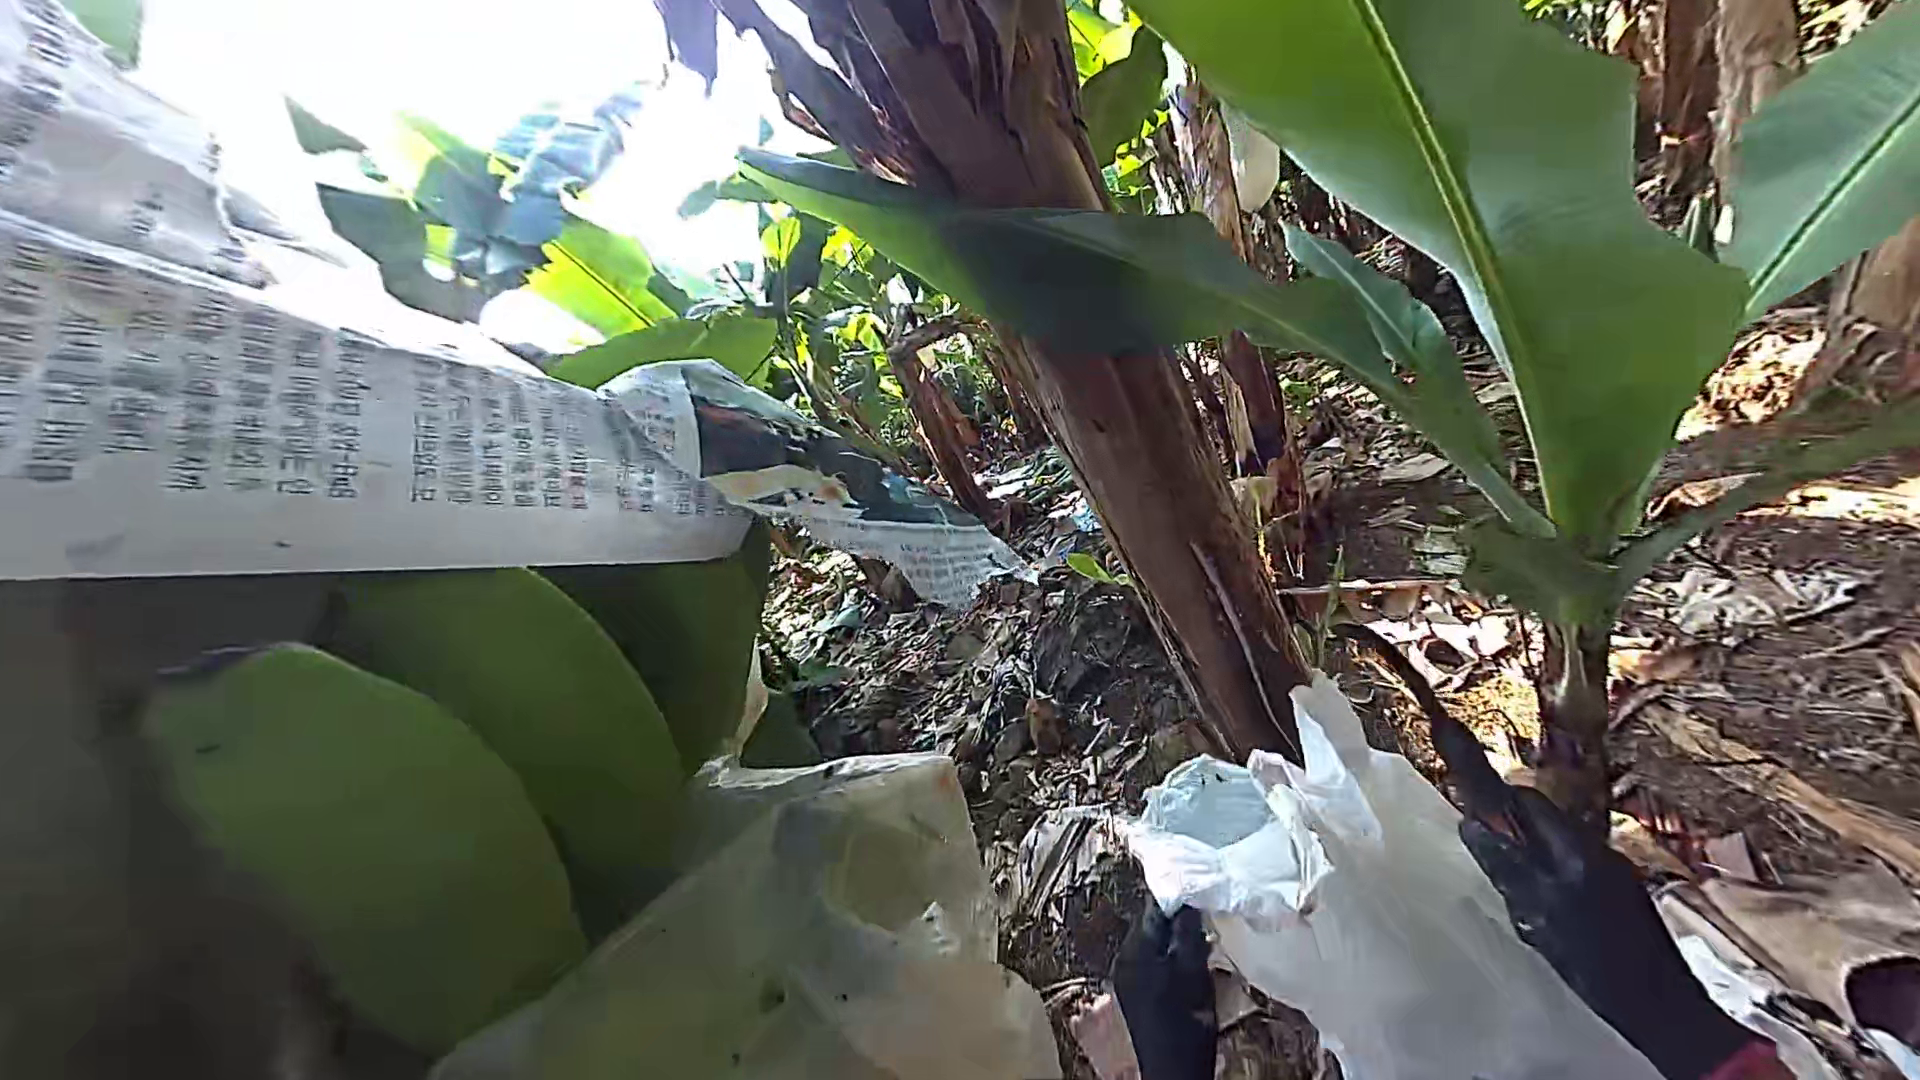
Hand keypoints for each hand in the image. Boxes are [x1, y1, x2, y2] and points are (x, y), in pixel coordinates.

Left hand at [1112, 902, 1214, 1079]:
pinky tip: (1185, 973)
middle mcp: (1123, 957)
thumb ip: (1186, 931)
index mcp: (1134, 946)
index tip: (1198, 899)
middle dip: (1176, 925)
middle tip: (1203, 929)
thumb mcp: (1192, 970)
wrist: (1173, 1073)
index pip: (1153, 909)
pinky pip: (1150, 966)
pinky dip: (1167, 963)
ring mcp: (1126, 977)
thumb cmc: (1186, 1020)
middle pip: (1151, 927)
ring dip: (1173, 945)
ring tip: (1198, 950)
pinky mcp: (1133, 996)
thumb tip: (1186, 900)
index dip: (1177, 902)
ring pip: (1152, 947)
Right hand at [1461, 785, 1758, 1078]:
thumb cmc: (1598, 962)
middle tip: (1482, 843)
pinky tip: (1544, 901)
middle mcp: (1597, 851)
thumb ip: (1504, 864)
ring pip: (1555, 840)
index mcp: (1574, 850)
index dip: (1492, 792)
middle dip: (1508, 820)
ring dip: (1529, 847)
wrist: (1672, 1018)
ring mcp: (1615, 873)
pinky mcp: (1623, 895)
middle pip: (1540, 815)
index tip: (1463, 786)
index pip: (1525, 799)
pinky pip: (1572, 863)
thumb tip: (1469, 823)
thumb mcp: (1537, 913)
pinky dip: (1549, 868)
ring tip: (1512, 880)